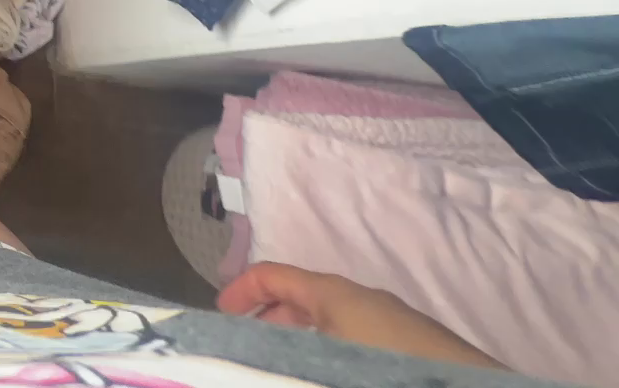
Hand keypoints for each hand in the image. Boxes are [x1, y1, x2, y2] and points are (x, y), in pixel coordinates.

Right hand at [218, 262, 503, 370]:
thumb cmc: (390, 368)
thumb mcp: (324, 363)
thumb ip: (286, 357)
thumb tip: (248, 364)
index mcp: (331, 291)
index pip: (269, 274)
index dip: (239, 290)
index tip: (221, 314)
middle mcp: (360, 295)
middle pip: (301, 293)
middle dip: (270, 313)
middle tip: (250, 340)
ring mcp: (396, 318)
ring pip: (333, 315)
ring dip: (304, 332)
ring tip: (290, 359)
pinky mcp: (422, 344)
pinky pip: (361, 332)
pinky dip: (335, 343)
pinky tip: (338, 369)